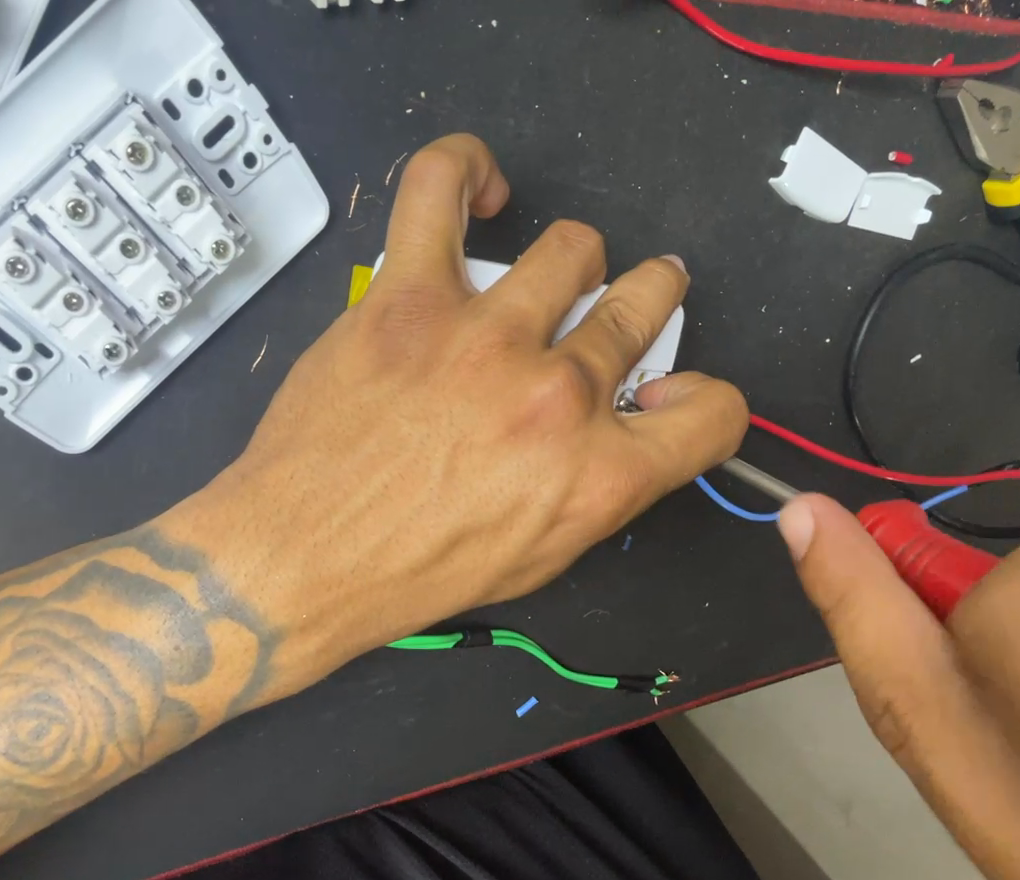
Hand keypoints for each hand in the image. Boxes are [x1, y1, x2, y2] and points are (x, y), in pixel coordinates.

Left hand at [168, 134, 747, 681]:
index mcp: (600, 475)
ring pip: (570, 249)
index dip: (703, 400)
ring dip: (576, 261)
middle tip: (630, 300)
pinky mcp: (410, 297)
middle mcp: (559, 396)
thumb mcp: (538, 555)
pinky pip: (442, 187)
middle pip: (641, 308)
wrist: (307, 557)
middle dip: (648, 300)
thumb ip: (597, 485)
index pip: (713, 412)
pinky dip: (467, 168)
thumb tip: (622, 424)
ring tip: (555, 274)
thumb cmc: (418, 572)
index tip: (668, 394)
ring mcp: (485, 336)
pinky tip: (481, 187)